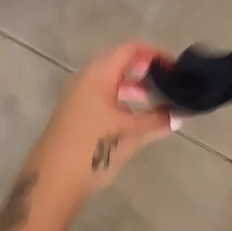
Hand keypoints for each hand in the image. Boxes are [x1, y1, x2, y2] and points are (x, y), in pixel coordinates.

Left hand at [29, 42, 175, 196]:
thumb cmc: (93, 150)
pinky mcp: (74, 112)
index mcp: (98, 74)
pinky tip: (135, 118)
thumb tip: (179, 115)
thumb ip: (156, 121)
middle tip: (168, 82)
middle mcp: (86, 78)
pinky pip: (102, 95)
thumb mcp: (129, 135)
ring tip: (156, 100)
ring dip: (133, 86)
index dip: (153, 53)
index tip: (173, 66)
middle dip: (144, 69)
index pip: (129, 49)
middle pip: (119, 62)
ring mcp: (78, 95)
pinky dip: (120, 99)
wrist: (52, 181)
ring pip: (110, 80)